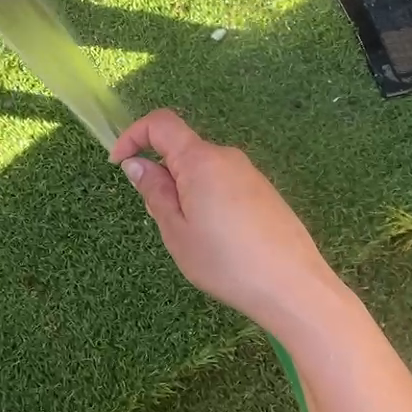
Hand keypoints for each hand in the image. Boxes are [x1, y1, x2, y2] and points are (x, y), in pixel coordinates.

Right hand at [110, 109, 340, 325]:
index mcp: (200, 160)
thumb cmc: (225, 262)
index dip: (133, 136)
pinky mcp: (264, 193)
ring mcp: (250, 174)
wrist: (293, 288)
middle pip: (182, 150)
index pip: (160, 123)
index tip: (118, 165)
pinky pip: (223, 184)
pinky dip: (207, 201)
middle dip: (161, 176)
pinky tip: (219, 241)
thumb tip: (137, 164)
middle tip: (163, 221)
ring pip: (202, 171)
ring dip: (184, 192)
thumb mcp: (176, 230)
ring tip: (194, 238)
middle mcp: (227, 157)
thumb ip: (154, 192)